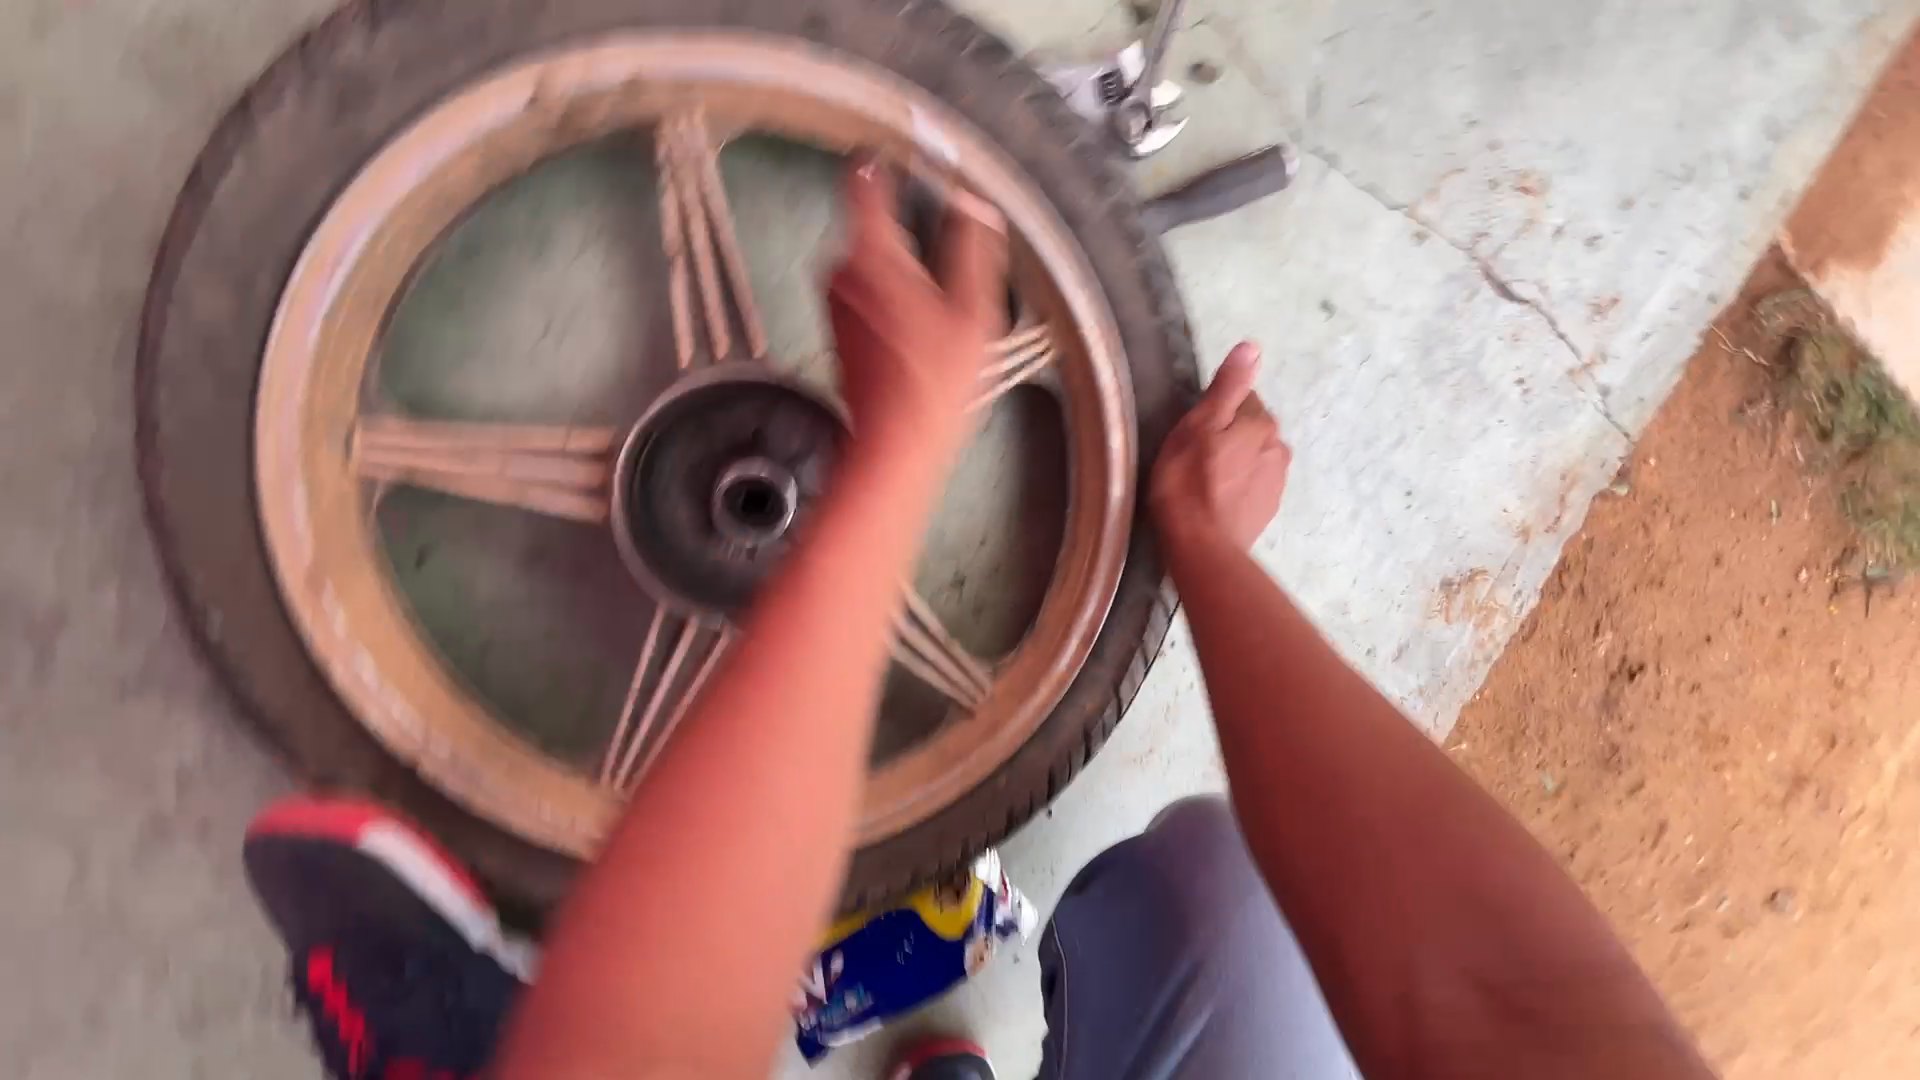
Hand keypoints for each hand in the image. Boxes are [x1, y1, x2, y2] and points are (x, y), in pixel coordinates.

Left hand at [826, 161, 1007, 449]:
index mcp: (871, 253)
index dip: (891, 163)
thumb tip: (978, 208)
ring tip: (935, 315)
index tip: (913, 162)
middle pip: (875, 225)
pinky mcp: (836, 325)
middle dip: (911, 239)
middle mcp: (840, 270)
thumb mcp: (974, 312)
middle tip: (945, 275)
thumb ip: (974, 248)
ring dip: (903, 273)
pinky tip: (917, 334)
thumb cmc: (931, 385)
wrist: (893, 444)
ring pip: (872, 261)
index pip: (865, 177)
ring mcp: (833, 299)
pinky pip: (865, 290)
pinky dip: (890, 298)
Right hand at [1149, 342, 1290, 551]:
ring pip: (1253, 458)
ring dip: (1234, 463)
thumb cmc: (1188, 483)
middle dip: (1229, 436)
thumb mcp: (1198, 426)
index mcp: (1261, 423)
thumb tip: (1252, 346)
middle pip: (1251, 429)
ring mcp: (1276, 481)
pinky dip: (1237, 488)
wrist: (1202, 546)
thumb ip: (1227, 387)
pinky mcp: (1267, 509)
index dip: (1215, 411)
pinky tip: (1215, 501)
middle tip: (1194, 455)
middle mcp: (1278, 448)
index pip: (1243, 400)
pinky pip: (1252, 486)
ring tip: (1203, 481)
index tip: (1193, 430)